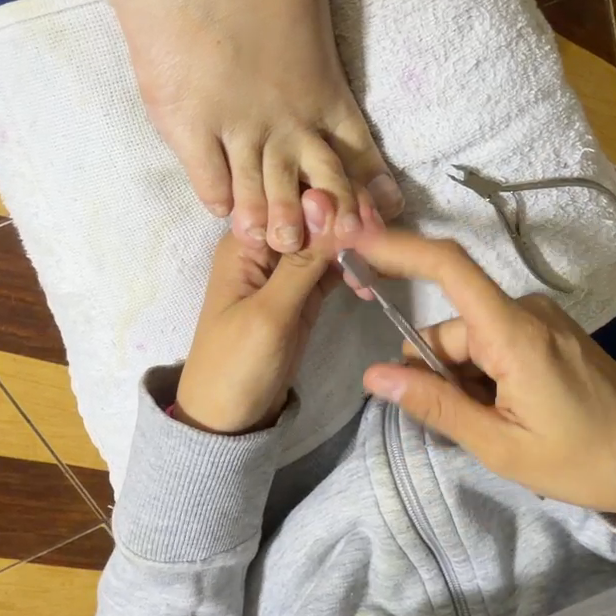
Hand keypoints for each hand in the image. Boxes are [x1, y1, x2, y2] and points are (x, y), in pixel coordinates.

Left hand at [175, 191, 375, 433]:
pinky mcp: (305, 293)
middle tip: (384, 234)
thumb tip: (326, 200)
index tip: (367, 209)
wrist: (229, 419)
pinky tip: (374, 280)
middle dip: (349, 218)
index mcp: (246, 239)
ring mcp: (288, 270)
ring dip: (357, 244)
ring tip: (386, 258)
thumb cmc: (237, 364)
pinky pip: (334, 268)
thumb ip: (301, 259)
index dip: (331, 196)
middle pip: (315, 214)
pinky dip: (355, 270)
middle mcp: (267, 245)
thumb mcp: (270, 312)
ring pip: (329, 240)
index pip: (292, 198)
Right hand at [348, 232, 615, 520]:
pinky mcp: (552, 330)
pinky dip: (487, 371)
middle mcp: (529, 310)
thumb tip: (375, 376)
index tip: (356, 244)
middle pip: (453, 325)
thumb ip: (436, 405)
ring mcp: (544, 318)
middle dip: (439, 369)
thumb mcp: (500, 444)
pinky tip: (511, 409)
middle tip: (468, 424)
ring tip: (500, 425)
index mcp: (516, 333)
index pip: (450, 266)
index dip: (399, 249)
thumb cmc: (582, 461)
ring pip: (473, 337)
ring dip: (466, 377)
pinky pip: (498, 339)